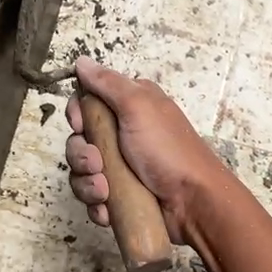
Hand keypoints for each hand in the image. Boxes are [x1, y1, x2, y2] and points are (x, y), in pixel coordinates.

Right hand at [64, 56, 231, 242]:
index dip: (77, 115)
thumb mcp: (138, 106)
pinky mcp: (121, 194)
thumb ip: (107, 83)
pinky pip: (93, 197)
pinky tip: (106, 210)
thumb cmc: (167, 149)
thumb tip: (80, 61)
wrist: (194, 202)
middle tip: (96, 164)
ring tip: (104, 192)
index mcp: (129, 105)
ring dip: (86, 183)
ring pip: (82, 170)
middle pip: (80, 139)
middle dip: (81, 155)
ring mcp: (121, 165)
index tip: (80, 126)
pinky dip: (96, 204)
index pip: (87, 103)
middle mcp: (123, 132)